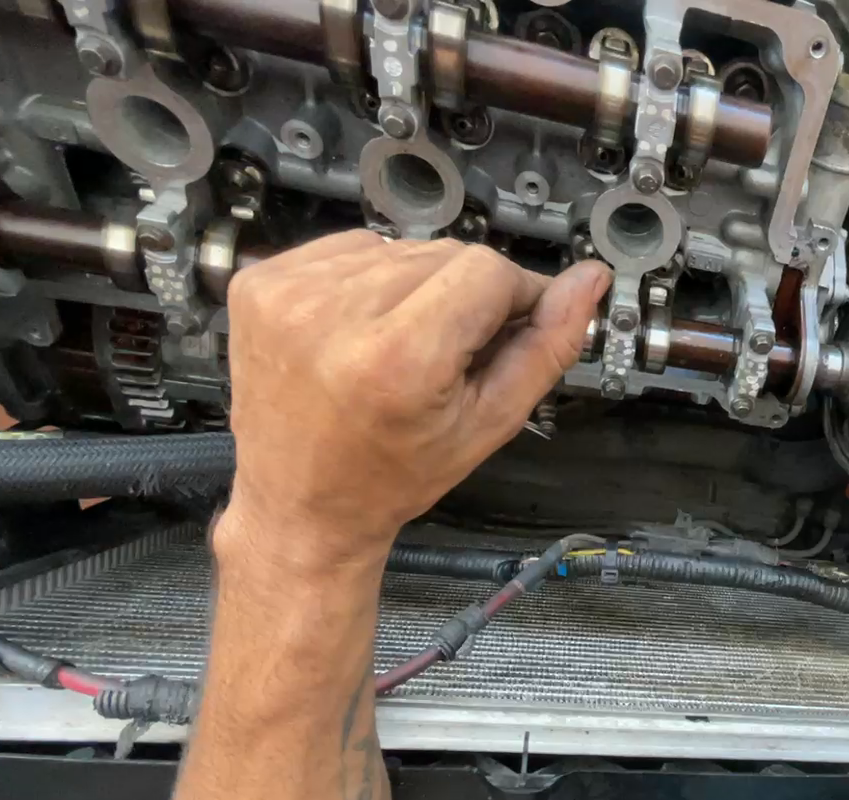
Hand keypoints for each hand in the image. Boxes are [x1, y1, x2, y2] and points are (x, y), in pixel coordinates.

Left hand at [216, 232, 610, 564]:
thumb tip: (585, 285)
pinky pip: (354, 249)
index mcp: (399, 359)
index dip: (518, 295)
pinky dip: (378, 280)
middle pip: (448, 253)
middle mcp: (334, 313)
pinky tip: (374, 329)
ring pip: (404, 247)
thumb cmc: (396, 476)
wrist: (303, 503)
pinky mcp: (263, 280)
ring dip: (425, 287)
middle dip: (471, 296)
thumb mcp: (489, 423)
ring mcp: (290, 291)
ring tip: (412, 346)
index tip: (519, 325)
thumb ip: (545, 349)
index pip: (489, 271)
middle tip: (459, 353)